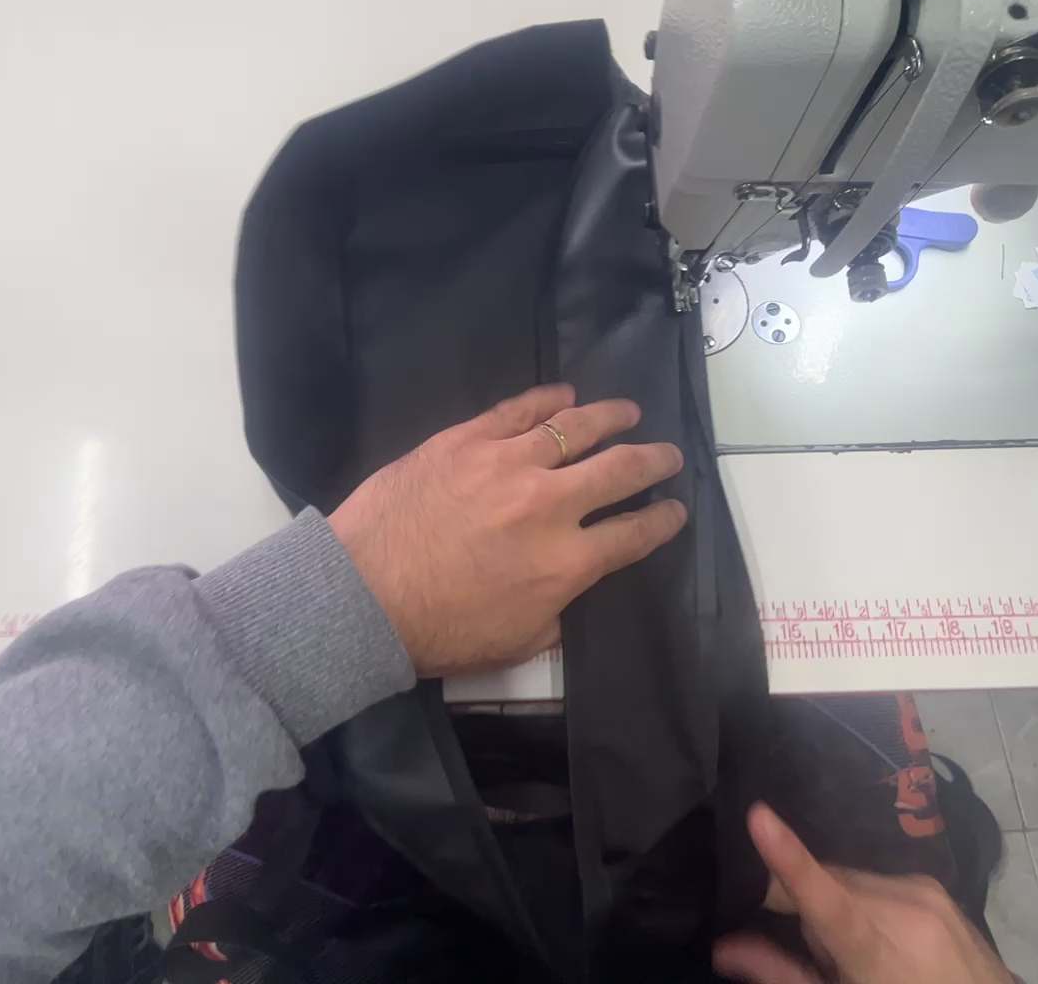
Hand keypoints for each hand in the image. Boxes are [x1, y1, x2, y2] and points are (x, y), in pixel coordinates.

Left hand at [327, 383, 687, 677]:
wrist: (362, 595)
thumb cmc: (439, 631)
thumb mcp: (518, 642)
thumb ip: (559, 610)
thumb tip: (573, 584)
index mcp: (567, 562)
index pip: (634, 535)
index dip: (663, 521)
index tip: (676, 509)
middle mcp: (550, 504)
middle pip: (619, 471)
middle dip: (654, 460)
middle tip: (669, 454)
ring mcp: (507, 463)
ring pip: (575, 428)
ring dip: (611, 417)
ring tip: (628, 412)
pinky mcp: (466, 440)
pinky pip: (516, 411)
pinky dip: (547, 400)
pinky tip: (565, 395)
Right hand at [714, 804, 1012, 983]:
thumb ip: (780, 974)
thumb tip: (721, 944)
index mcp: (879, 953)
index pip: (826, 901)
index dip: (790, 858)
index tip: (757, 813)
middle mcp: (905, 909)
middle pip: (824, 881)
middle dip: (803, 904)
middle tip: (813, 948)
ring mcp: (926, 893)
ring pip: (847, 876)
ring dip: (836, 899)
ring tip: (855, 948)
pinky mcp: (937, 886)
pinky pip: (876, 878)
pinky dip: (864, 898)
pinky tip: (881, 932)